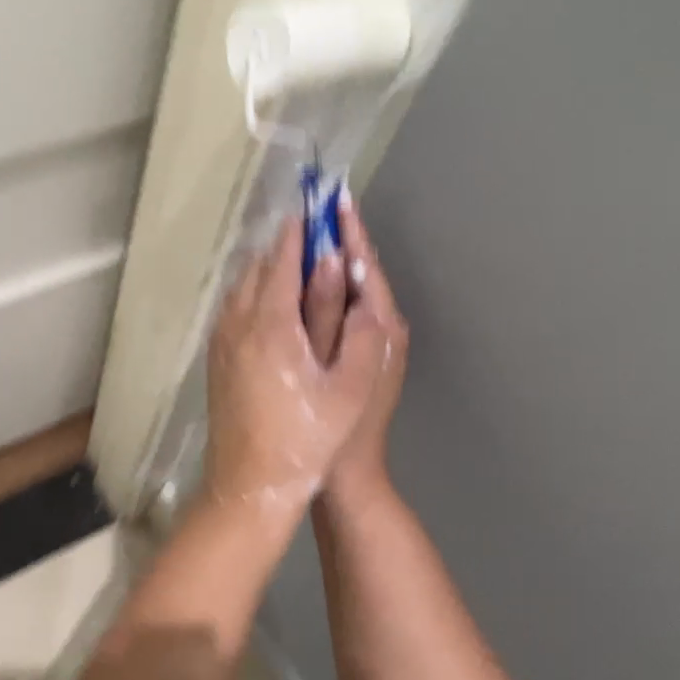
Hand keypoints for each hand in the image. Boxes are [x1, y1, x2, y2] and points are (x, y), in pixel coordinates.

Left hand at [206, 214, 397, 507]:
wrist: (250, 484)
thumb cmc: (307, 439)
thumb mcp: (351, 390)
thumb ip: (358, 329)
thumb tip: (349, 275)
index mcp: (270, 324)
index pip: (283, 260)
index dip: (301, 231)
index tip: (316, 208)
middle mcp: (237, 323)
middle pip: (257, 268)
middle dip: (285, 247)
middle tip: (314, 238)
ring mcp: (220, 342)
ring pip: (240, 288)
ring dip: (266, 270)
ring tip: (298, 268)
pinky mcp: (215, 360)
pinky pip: (232, 309)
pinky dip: (252, 294)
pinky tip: (272, 308)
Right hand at [301, 195, 409, 491]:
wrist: (349, 483)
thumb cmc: (335, 427)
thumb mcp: (328, 364)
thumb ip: (328, 310)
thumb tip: (327, 257)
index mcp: (382, 328)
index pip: (365, 266)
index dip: (348, 230)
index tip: (332, 196)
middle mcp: (385, 331)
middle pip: (359, 276)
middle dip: (336, 243)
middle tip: (309, 211)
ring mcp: (374, 347)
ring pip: (349, 295)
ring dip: (327, 268)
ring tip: (298, 239)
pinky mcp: (358, 360)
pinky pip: (340, 314)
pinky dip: (321, 296)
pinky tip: (294, 290)